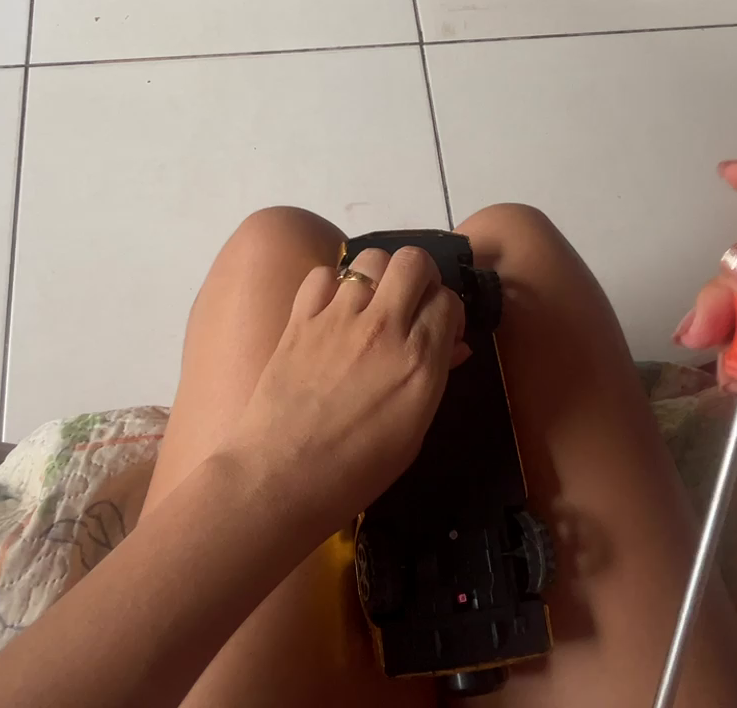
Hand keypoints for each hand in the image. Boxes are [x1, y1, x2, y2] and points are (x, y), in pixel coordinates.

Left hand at [221, 246, 467, 534]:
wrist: (282, 478)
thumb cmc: (357, 469)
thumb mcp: (413, 431)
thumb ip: (435, 377)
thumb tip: (454, 345)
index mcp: (419, 361)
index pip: (447, 301)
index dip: (448, 311)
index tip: (440, 327)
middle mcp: (383, 328)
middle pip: (413, 261)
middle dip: (421, 276)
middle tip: (412, 301)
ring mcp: (338, 318)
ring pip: (370, 259)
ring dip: (379, 275)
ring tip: (373, 301)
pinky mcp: (300, 318)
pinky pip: (322, 274)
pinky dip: (332, 284)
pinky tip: (332, 307)